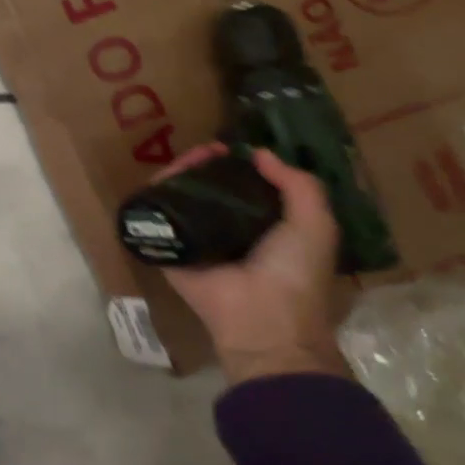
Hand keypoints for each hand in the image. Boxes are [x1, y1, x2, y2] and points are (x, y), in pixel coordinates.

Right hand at [156, 144, 348, 384]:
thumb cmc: (293, 271)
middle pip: (205, 188)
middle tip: (202, 152)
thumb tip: (259, 152)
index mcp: (261, 225)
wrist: (259, 315)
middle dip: (202, 166)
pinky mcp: (163, 248)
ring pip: (176, 198)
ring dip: (176, 177)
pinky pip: (152, 218)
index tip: (229, 149)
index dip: (235, 165)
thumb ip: (299, 187)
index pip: (241, 187)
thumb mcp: (315, 225)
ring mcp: (191, 238)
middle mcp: (224, 229)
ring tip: (179, 165)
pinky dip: (149, 199)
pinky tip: (155, 184)